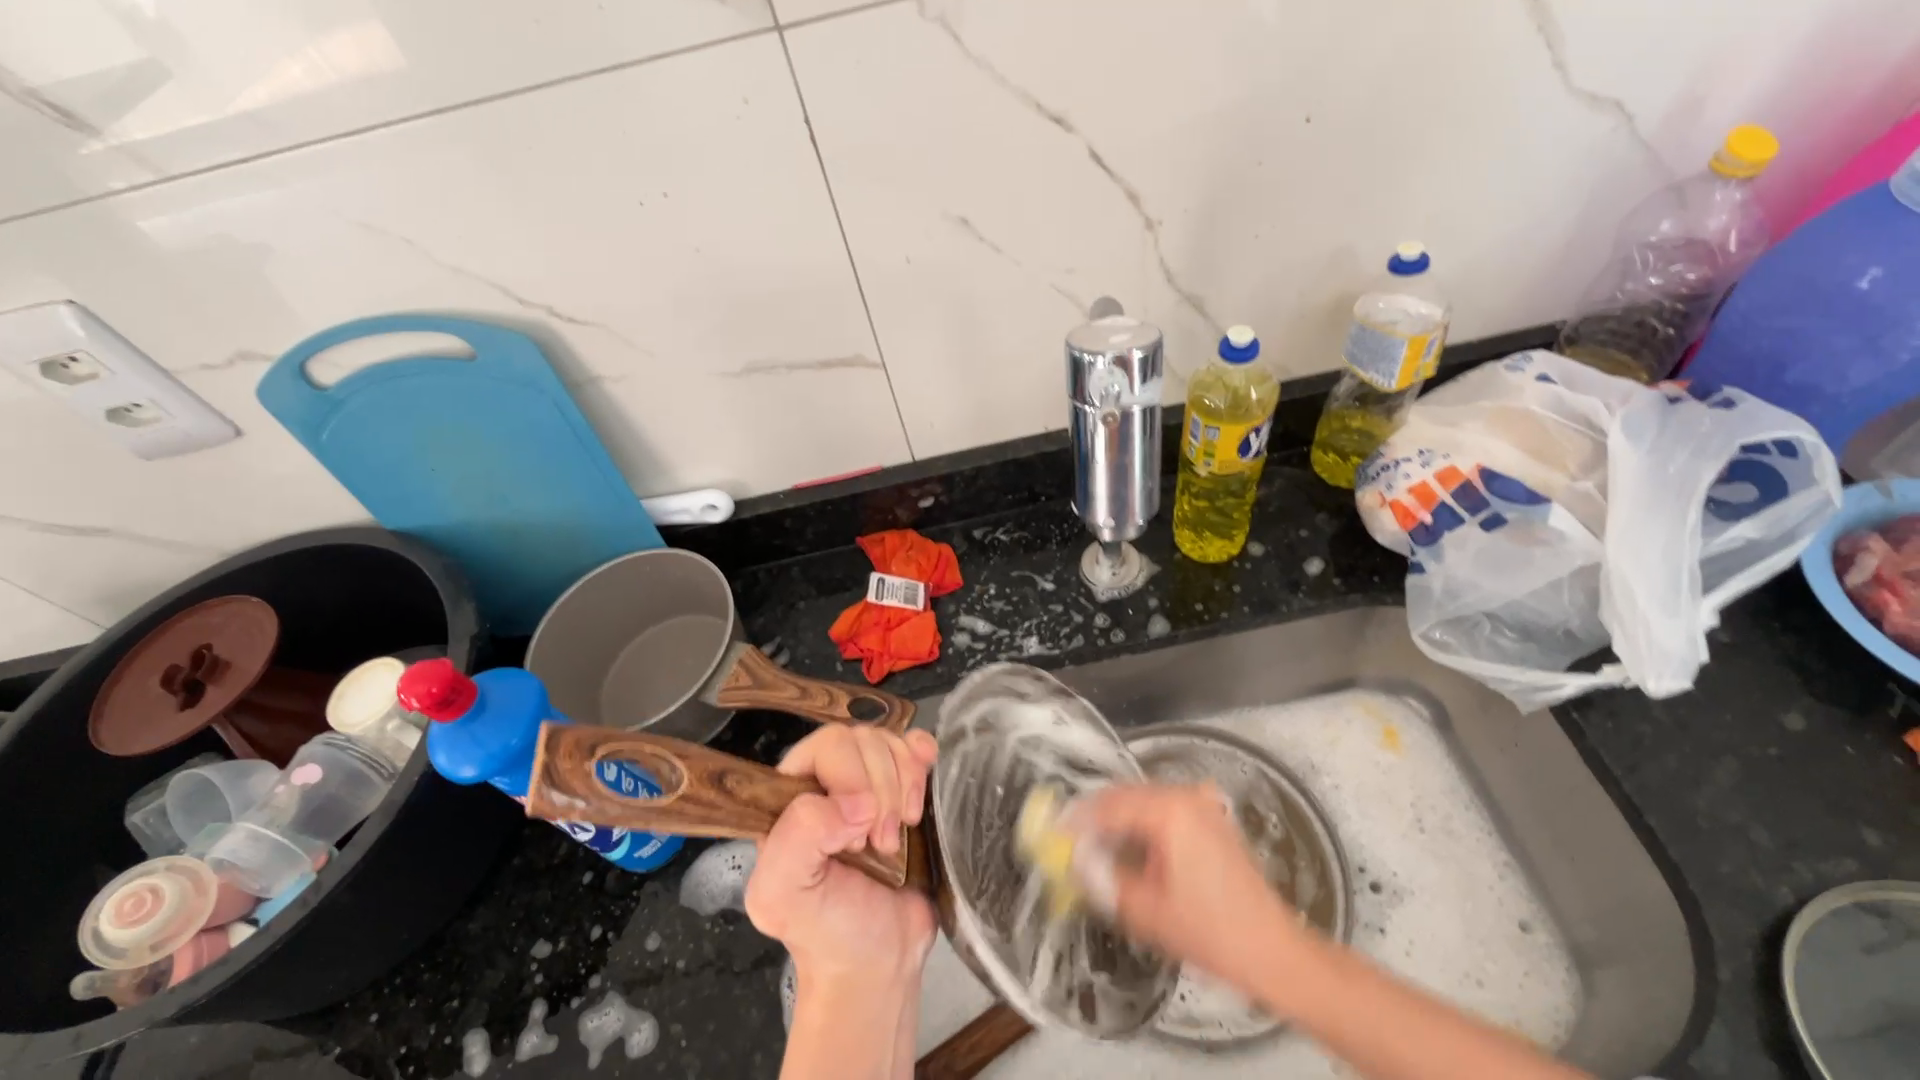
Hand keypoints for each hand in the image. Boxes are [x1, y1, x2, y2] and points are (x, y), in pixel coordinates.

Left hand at [745, 725, 939, 988]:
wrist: (879, 962)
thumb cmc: (826, 932)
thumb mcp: (782, 898)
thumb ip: (796, 840)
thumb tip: (854, 804)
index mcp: (789, 797)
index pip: (823, 748)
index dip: (850, 782)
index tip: (858, 838)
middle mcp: (826, 781)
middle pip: (860, 740)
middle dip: (882, 792)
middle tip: (882, 845)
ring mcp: (869, 783)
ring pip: (890, 743)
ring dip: (905, 787)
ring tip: (901, 834)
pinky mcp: (906, 789)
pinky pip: (916, 748)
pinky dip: (923, 759)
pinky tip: (923, 789)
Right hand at [1073, 782, 1304, 987]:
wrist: (1272, 951)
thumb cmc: (1212, 933)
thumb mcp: (1144, 910)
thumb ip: (1101, 877)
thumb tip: (1073, 859)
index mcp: (1170, 812)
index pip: (1107, 805)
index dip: (1075, 819)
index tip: (1051, 833)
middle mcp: (1188, 798)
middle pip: (1125, 796)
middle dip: (1094, 818)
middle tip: (1068, 841)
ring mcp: (1204, 807)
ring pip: (1143, 803)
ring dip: (1117, 821)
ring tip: (1093, 849)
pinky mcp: (1212, 821)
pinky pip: (1164, 812)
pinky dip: (1141, 826)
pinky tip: (1129, 851)